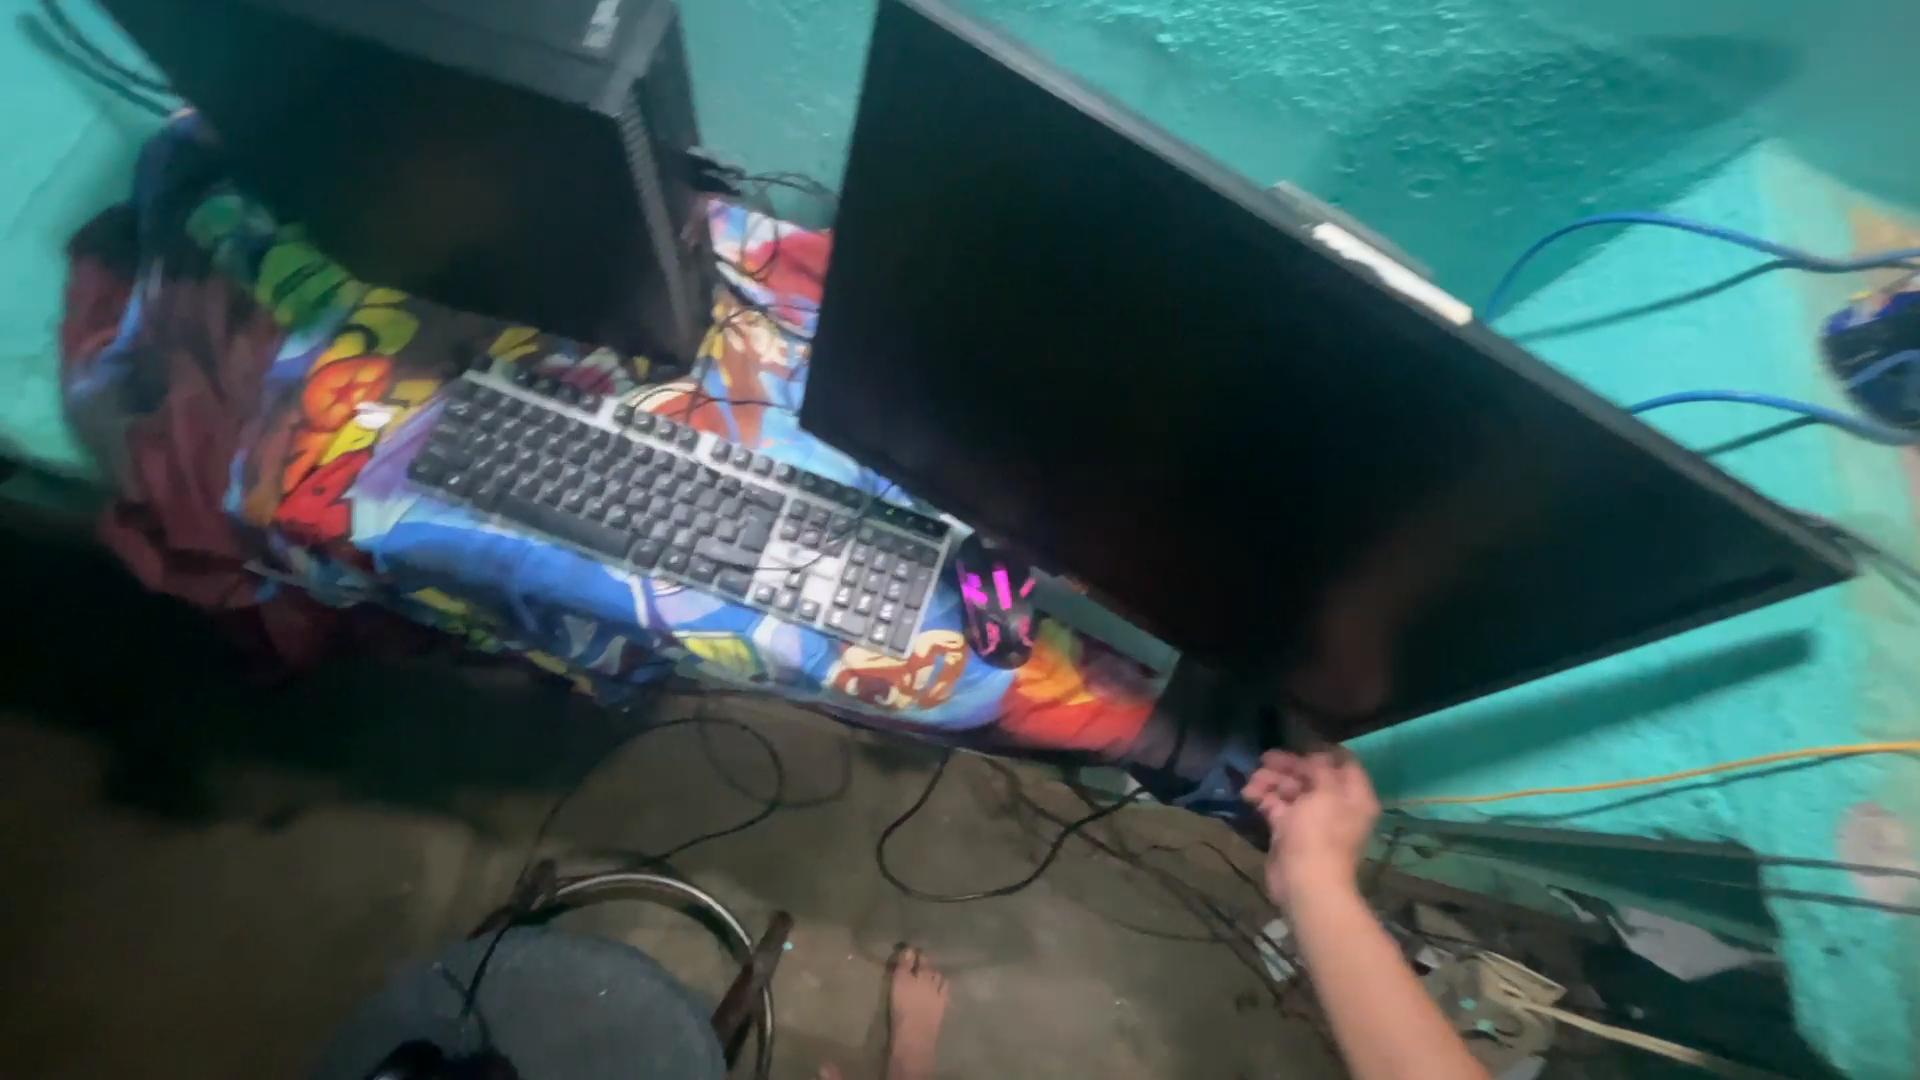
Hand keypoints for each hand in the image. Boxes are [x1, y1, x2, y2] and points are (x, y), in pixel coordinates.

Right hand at [1240, 750, 1379, 907]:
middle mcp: (1335, 804)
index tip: (1298, 743)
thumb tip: (1313, 755)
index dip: (1322, 751)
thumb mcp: (1325, 793)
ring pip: (1290, 788)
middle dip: (1287, 765)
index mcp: (1353, 796)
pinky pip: (1276, 805)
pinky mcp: (1289, 829)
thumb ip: (1320, 769)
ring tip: (1252, 784)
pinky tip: (1250, 795)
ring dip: (1269, 781)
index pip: (1343, 762)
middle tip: (1264, 759)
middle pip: (1311, 774)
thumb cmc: (1320, 834)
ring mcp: (1311, 817)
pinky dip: (1263, 797)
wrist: (1305, 882)